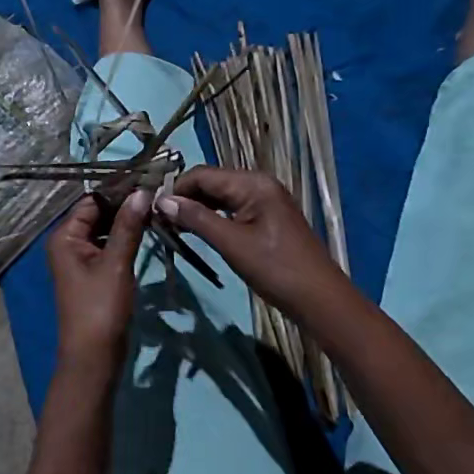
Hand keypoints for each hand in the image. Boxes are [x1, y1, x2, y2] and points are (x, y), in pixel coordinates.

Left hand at [45, 189, 151, 371]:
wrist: (94, 358)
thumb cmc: (100, 308)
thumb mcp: (116, 264)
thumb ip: (127, 226)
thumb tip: (141, 192)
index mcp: (64, 236)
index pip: (92, 201)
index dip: (118, 190)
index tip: (148, 181)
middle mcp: (68, 243)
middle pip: (98, 213)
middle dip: (125, 205)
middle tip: (158, 195)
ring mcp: (80, 259)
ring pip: (105, 229)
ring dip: (127, 221)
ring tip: (157, 210)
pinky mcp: (93, 273)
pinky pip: (109, 245)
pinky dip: (125, 238)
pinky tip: (147, 233)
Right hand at [156, 167, 349, 317]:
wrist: (320, 300)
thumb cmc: (275, 269)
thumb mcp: (231, 243)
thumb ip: (196, 219)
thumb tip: (161, 201)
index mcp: (253, 183)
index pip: (202, 174)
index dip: (176, 189)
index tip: (153, 210)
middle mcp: (259, 184)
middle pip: (211, 182)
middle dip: (185, 198)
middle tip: (160, 221)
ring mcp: (265, 200)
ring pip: (220, 196)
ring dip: (197, 209)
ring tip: (174, 228)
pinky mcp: (267, 218)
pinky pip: (232, 209)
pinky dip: (213, 218)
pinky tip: (198, 232)